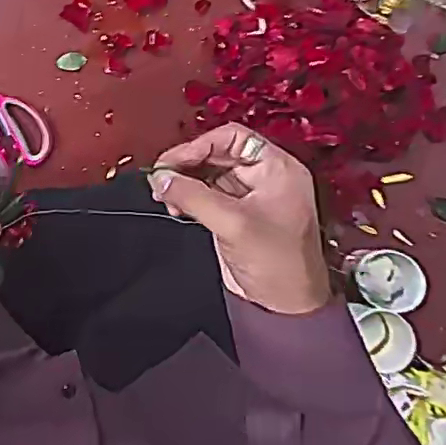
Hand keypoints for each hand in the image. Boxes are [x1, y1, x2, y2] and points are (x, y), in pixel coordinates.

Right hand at [148, 124, 329, 314]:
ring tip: (164, 193)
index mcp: (277, 169)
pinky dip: (187, 196)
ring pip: (207, 173)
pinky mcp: (234, 214)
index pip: (233, 138)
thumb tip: (161, 177)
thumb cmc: (277, 263)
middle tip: (161, 176)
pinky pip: (205, 193)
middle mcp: (264, 177)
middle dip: (187, 164)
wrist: (284, 307)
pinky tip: (173, 205)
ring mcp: (248, 196)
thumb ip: (193, 196)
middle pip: (217, 154)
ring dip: (183, 181)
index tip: (174, 160)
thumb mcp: (233, 223)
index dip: (201, 145)